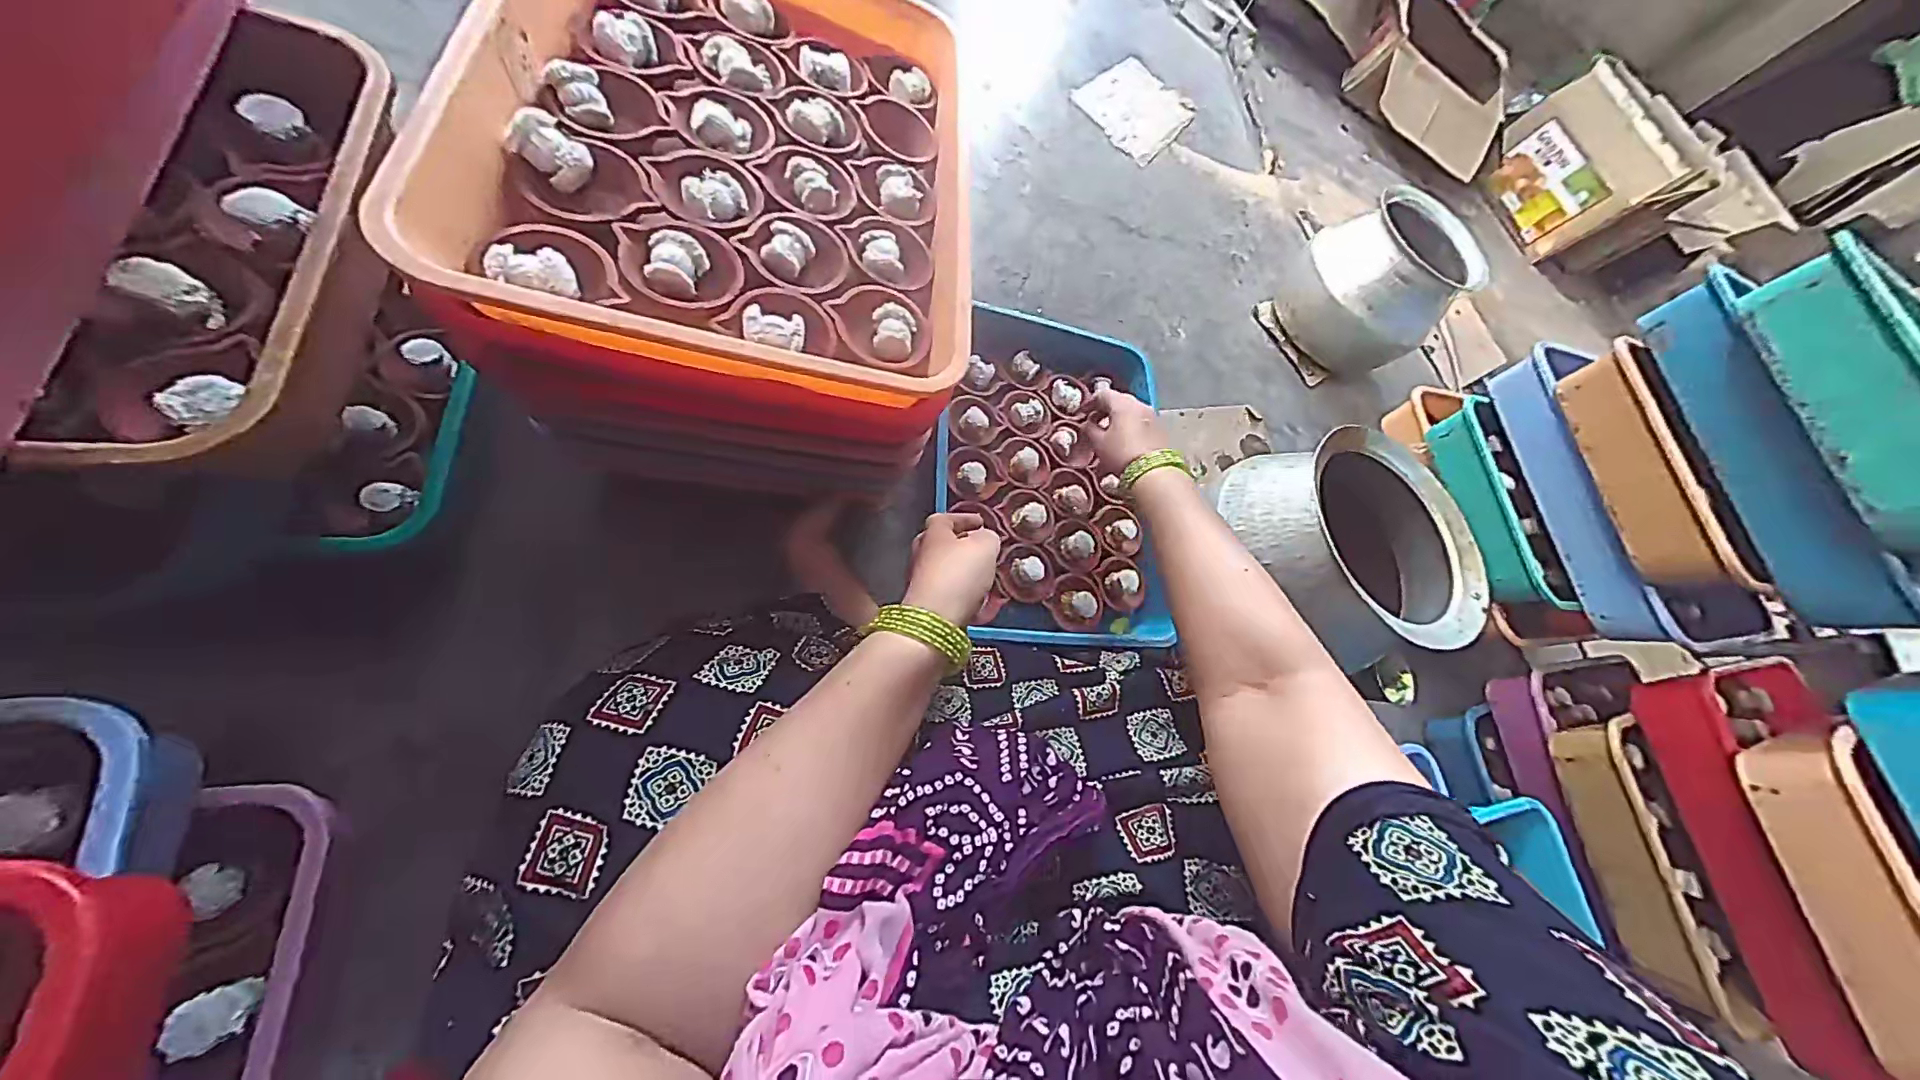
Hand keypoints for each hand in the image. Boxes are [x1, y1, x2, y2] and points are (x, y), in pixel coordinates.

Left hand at [902, 512, 1001, 625]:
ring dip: (970, 575)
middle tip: (985, 551)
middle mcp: (922, 556)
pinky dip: (970, 599)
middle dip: (965, 548)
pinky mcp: (928, 607)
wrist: (936, 620)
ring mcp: (922, 583)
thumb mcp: (985, 546)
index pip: (944, 519)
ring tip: (991, 580)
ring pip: (949, 574)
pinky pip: (953, 597)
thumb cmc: (959, 574)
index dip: (964, 519)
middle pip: (944, 546)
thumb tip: (986, 538)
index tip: (981, 523)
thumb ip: (989, 537)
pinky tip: (987, 606)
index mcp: (933, 535)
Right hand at [1086, 388, 1170, 474]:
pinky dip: (1129, 428)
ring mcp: (1152, 417)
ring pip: (1130, 413)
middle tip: (1094, 424)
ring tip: (1108, 436)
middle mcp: (1139, 405)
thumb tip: (1087, 424)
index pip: (1102, 395)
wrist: (1153, 473)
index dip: (1089, 403)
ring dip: (1117, 421)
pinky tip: (1123, 442)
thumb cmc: (1121, 454)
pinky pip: (1140, 423)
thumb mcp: (1098, 443)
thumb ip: (1089, 429)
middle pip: (1118, 402)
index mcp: (1122, 403)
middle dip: (1104, 411)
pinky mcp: (1160, 430)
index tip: (1081, 414)